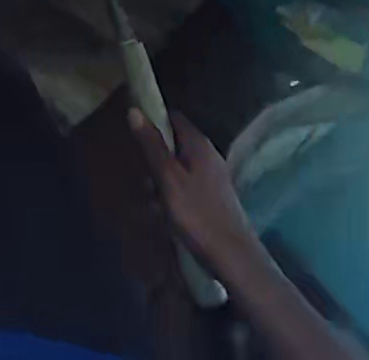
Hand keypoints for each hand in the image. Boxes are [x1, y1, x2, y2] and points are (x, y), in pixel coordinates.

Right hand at [128, 108, 262, 271]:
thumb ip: (152, 146)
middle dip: (154, 163)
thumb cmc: (197, 215)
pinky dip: (174, 198)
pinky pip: (187, 188)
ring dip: (161, 185)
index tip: (136, 139)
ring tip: (156, 208)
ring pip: (177, 170)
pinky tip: (169, 219)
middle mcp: (208, 155)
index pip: (172, 117)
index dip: (152, 122)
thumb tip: (134, 110)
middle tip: (146, 185)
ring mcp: (213, 177)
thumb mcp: (168, 178)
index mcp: (198, 144)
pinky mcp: (214, 198)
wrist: (234, 259)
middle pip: (173, 146)